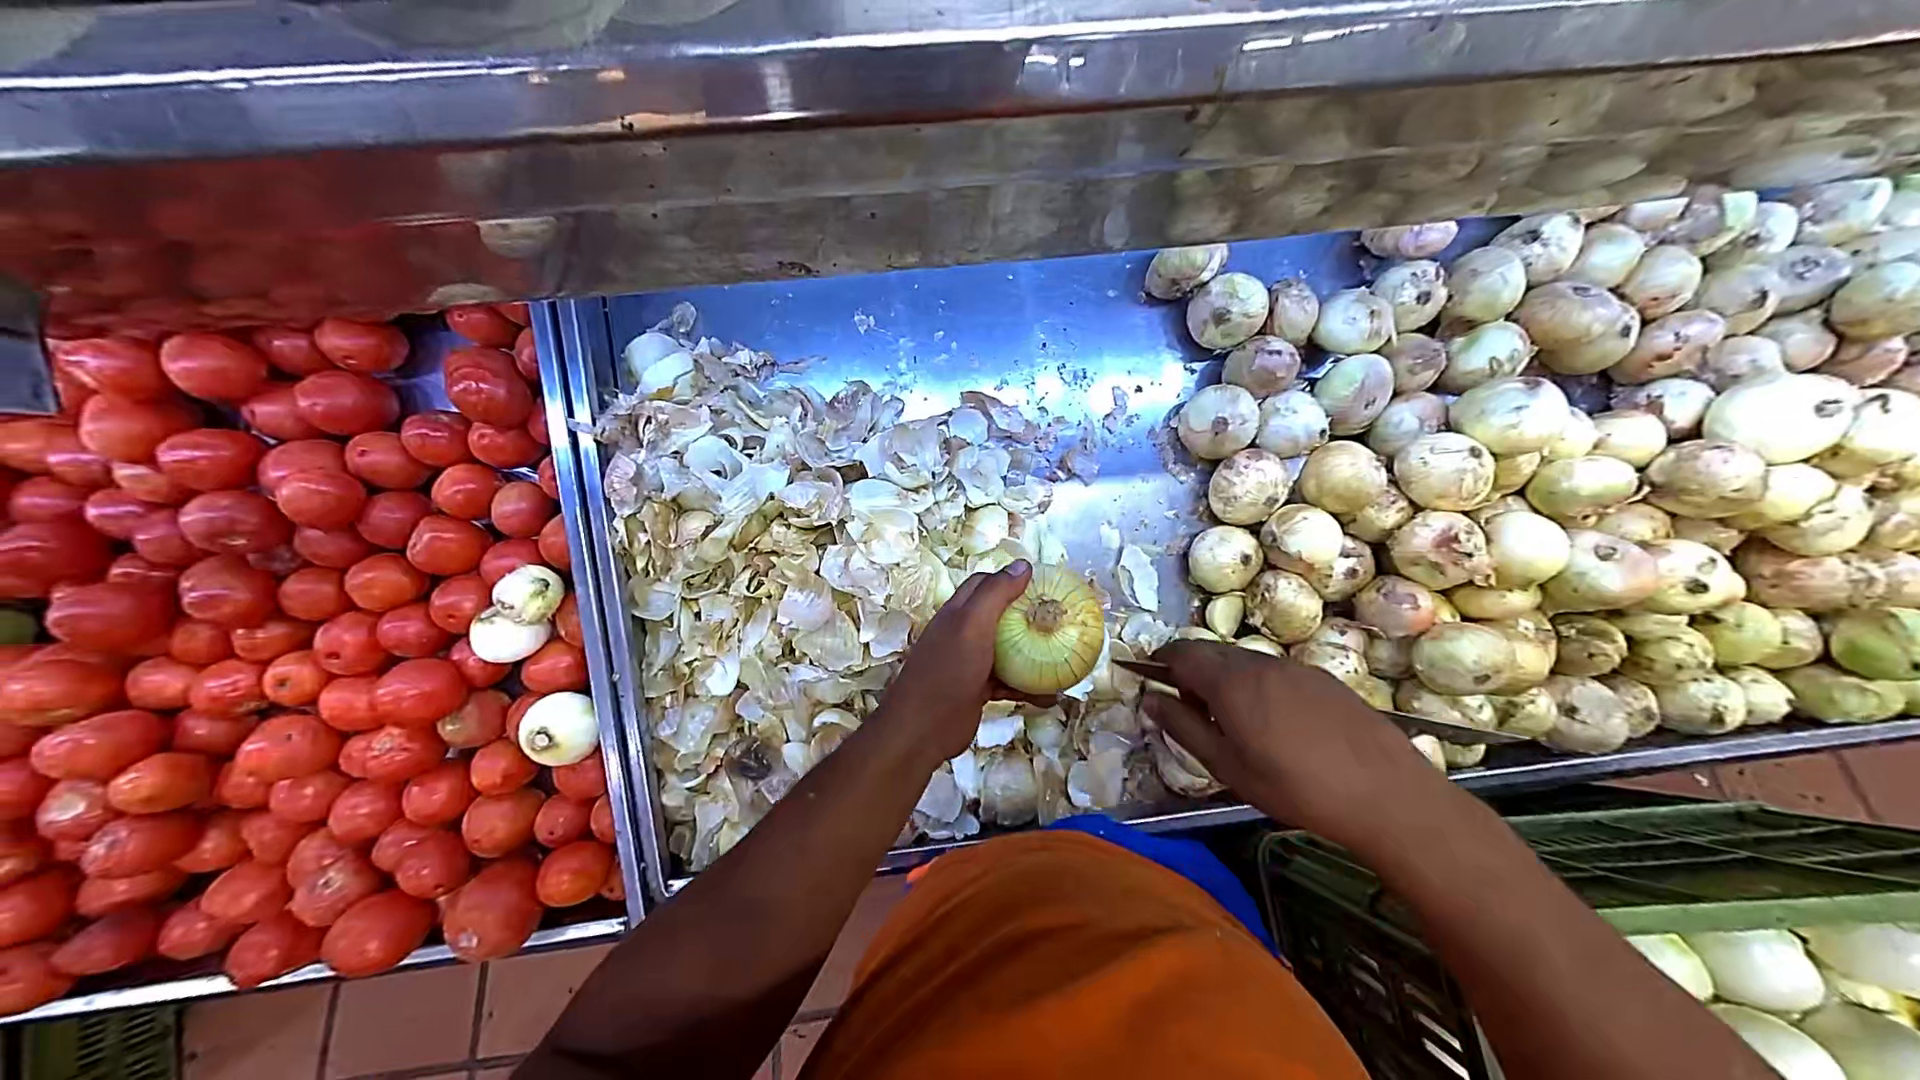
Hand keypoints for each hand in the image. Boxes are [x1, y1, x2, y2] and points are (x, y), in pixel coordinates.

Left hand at [878, 560, 1042, 766]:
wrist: (922, 729)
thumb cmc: (947, 671)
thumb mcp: (972, 625)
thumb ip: (995, 594)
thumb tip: (1022, 565)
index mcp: (957, 612)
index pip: (983, 584)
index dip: (1009, 579)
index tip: (1042, 583)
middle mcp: (962, 634)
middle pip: (998, 616)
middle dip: (1026, 615)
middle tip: (1058, 618)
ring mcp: (970, 663)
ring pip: (1007, 651)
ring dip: (1032, 653)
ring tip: (1063, 656)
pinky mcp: (978, 689)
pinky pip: (1009, 682)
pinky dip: (1029, 687)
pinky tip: (1052, 696)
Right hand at [1142, 640, 1454, 847]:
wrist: (1389, 796)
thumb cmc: (1296, 788)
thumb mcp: (1228, 767)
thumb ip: (1182, 728)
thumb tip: (1150, 700)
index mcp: (1230, 681)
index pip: (1180, 653)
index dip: (1160, 663)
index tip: (1152, 683)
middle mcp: (1260, 662)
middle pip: (1210, 652)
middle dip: (1190, 672)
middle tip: (1191, 712)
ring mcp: (1295, 667)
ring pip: (1243, 661)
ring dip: (1224, 679)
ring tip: (1234, 723)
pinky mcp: (1323, 678)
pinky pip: (1273, 670)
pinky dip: (1256, 684)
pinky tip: (1275, 724)